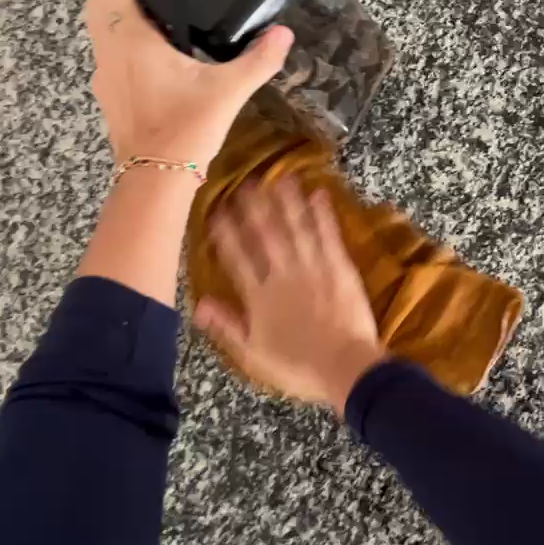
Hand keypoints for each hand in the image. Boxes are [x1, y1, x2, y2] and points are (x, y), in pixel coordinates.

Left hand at [82, 0, 292, 171]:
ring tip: (167, 30)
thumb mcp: (229, 89)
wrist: (156, 177)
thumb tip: (283, 34)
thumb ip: (258, 59)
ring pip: (105, 37)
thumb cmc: (187, 127)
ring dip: (125, 26)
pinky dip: (128, 53)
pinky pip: (113, 62)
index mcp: (132, 41)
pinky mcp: (111, 99)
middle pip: (102, 10)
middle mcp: (110, 54)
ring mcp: (106, 79)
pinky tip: (162, 67)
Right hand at [193, 180, 387, 413]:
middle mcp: (283, 274)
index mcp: (260, 297)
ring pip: (296, 227)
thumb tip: (199, 303)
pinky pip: (328, 234)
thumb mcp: (253, 354)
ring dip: (287, 201)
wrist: (345, 366)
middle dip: (254, 208)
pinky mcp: (340, 266)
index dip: (226, 235)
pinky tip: (318, 193)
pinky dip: (322, 213)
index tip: (217, 213)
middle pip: (265, 235)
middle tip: (245, 183)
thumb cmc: (298, 366)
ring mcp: (313, 267)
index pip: (237, 259)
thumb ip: (226, 325)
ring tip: (279, 177)